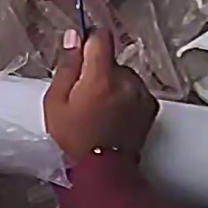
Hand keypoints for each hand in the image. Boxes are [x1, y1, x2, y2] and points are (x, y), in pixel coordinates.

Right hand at [44, 27, 157, 161]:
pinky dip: (124, 96)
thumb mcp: (55, 101)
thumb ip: (67, 66)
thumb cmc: (72, 137)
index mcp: (101, 77)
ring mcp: (142, 93)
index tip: (80, 48)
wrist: (102, 170)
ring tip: (97, 107)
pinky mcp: (151, 106)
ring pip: (123, 75)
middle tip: (81, 94)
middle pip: (111, 60)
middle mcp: (127, 81)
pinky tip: (112, 113)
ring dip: (112, 83)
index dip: (89, 38)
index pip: (101, 38)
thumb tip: (74, 37)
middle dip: (97, 69)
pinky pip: (134, 89)